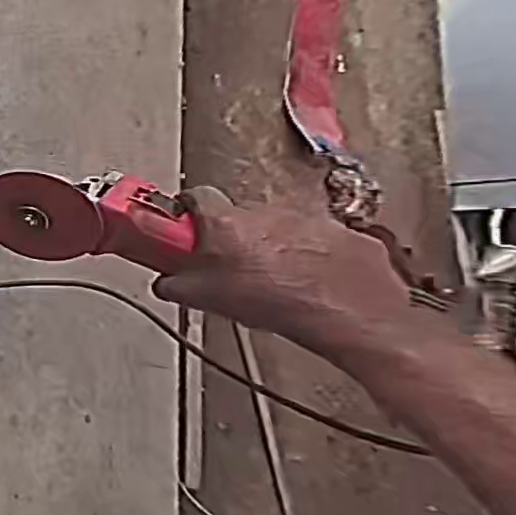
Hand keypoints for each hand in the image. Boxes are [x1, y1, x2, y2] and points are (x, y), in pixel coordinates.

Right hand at [151, 187, 418, 353]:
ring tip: (273, 280)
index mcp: (226, 221)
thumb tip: (165, 282)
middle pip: (240, 214)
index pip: (197, 195)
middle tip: (229, 263)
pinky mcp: (350, 237)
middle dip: (233, 234)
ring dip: (274, 246)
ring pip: (282, 228)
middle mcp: (268, 213)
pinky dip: (315, 258)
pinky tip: (311, 283)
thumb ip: (173, 284)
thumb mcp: (202, 298)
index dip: (189, 210)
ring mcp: (313, 222)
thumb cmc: (276, 303)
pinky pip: (323, 242)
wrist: (350, 319)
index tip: (186, 226)